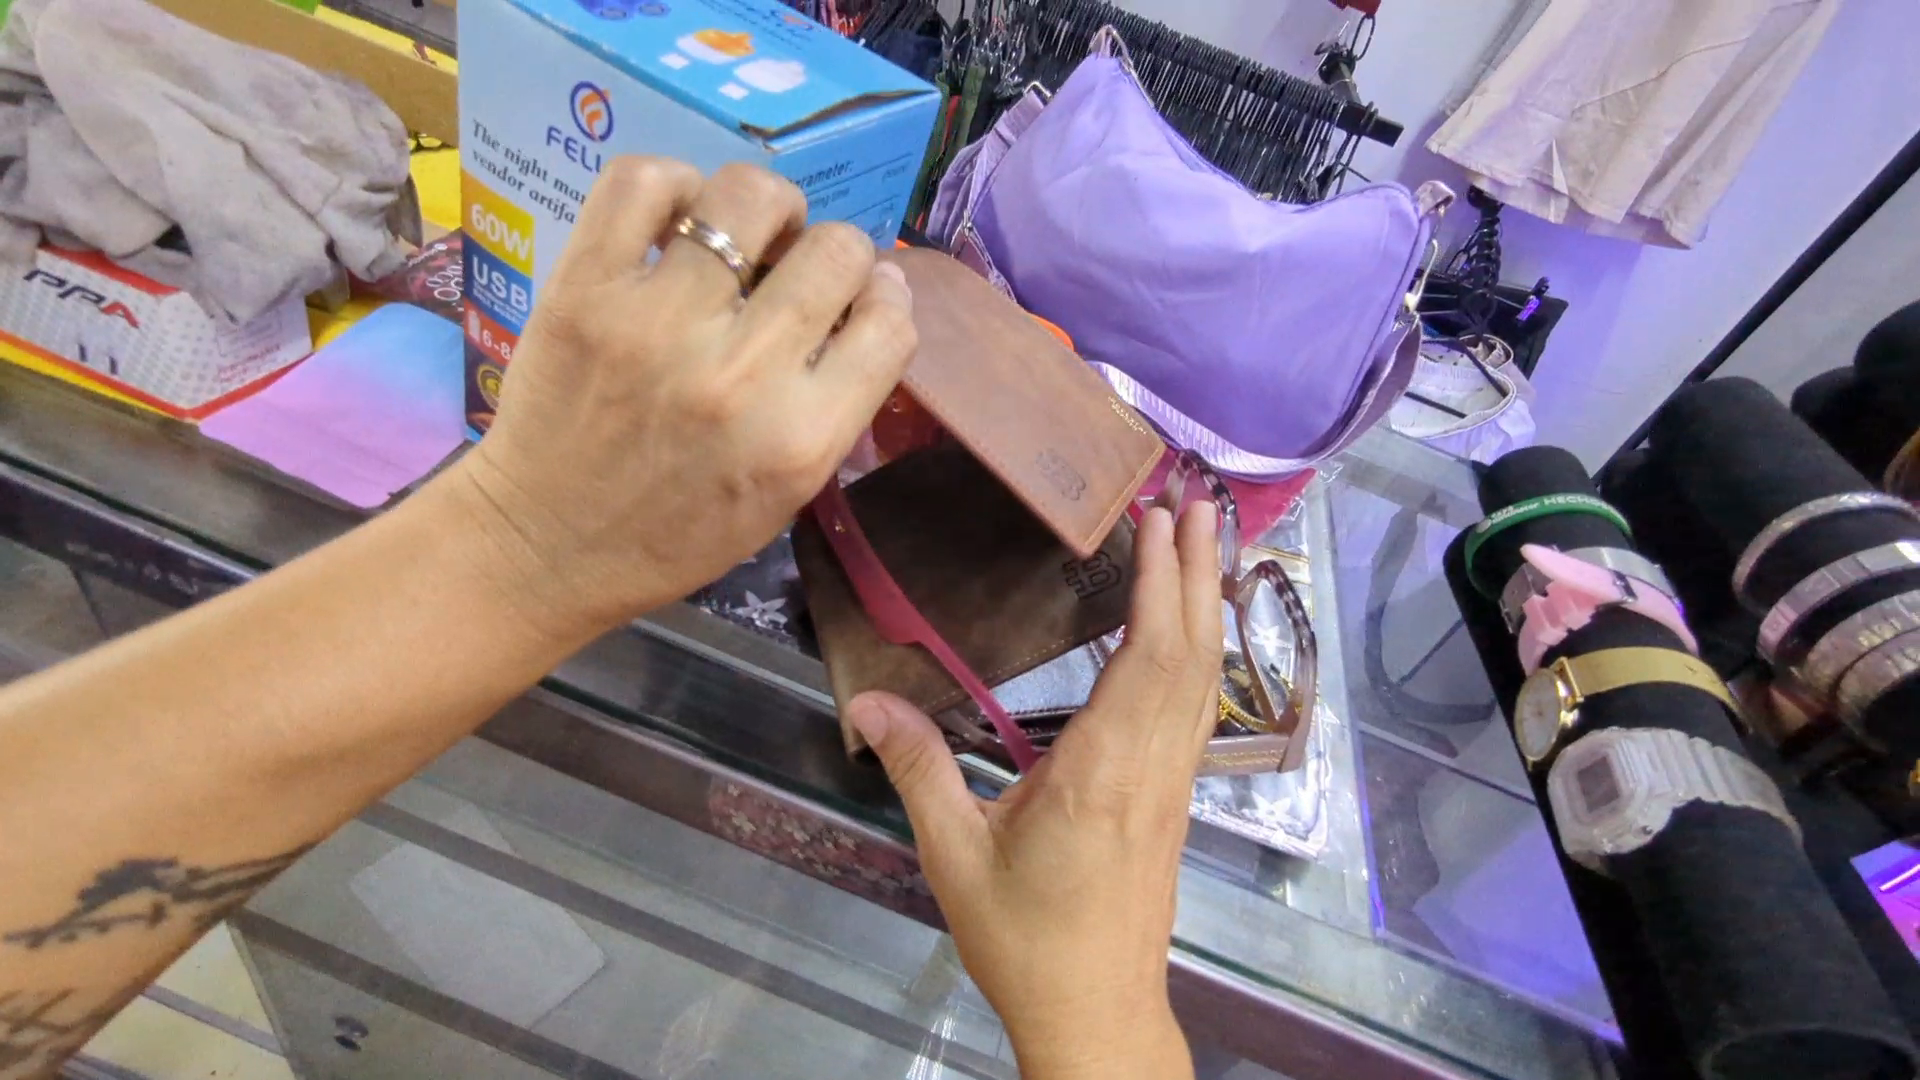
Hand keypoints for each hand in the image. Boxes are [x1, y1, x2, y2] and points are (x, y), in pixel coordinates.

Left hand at [440, 158, 915, 641]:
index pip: (890, 327)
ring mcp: (660, 324)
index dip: (890, 299)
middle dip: (842, 253)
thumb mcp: (787, 496)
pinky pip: (645, 183)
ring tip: (753, 233)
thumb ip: (836, 409)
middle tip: (810, 269)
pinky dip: (677, 184)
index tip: (870, 298)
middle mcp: (743, 374)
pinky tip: (684, 216)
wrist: (549, 549)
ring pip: (751, 198)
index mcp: (802, 438)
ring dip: (772, 207)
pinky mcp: (585, 290)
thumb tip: (865, 310)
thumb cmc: (681, 537)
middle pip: (837, 254)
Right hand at [849, 503, 1221, 1079]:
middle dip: (1195, 573)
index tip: (1158, 523)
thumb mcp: (955, 857)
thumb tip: (866, 703)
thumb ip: (917, 772)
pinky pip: (1198, 709)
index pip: (1146, 661)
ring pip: (1202, 680)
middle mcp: (1150, 767)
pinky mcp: (1174, 796)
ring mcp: (1172, 783)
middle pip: (1189, 657)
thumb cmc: (1024, 938)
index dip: (1158, 587)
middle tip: (1197, 504)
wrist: (1096, 1014)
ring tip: (1204, 544)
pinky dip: (1200, 653)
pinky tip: (1192, 629)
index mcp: (1101, 774)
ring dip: (1204, 606)